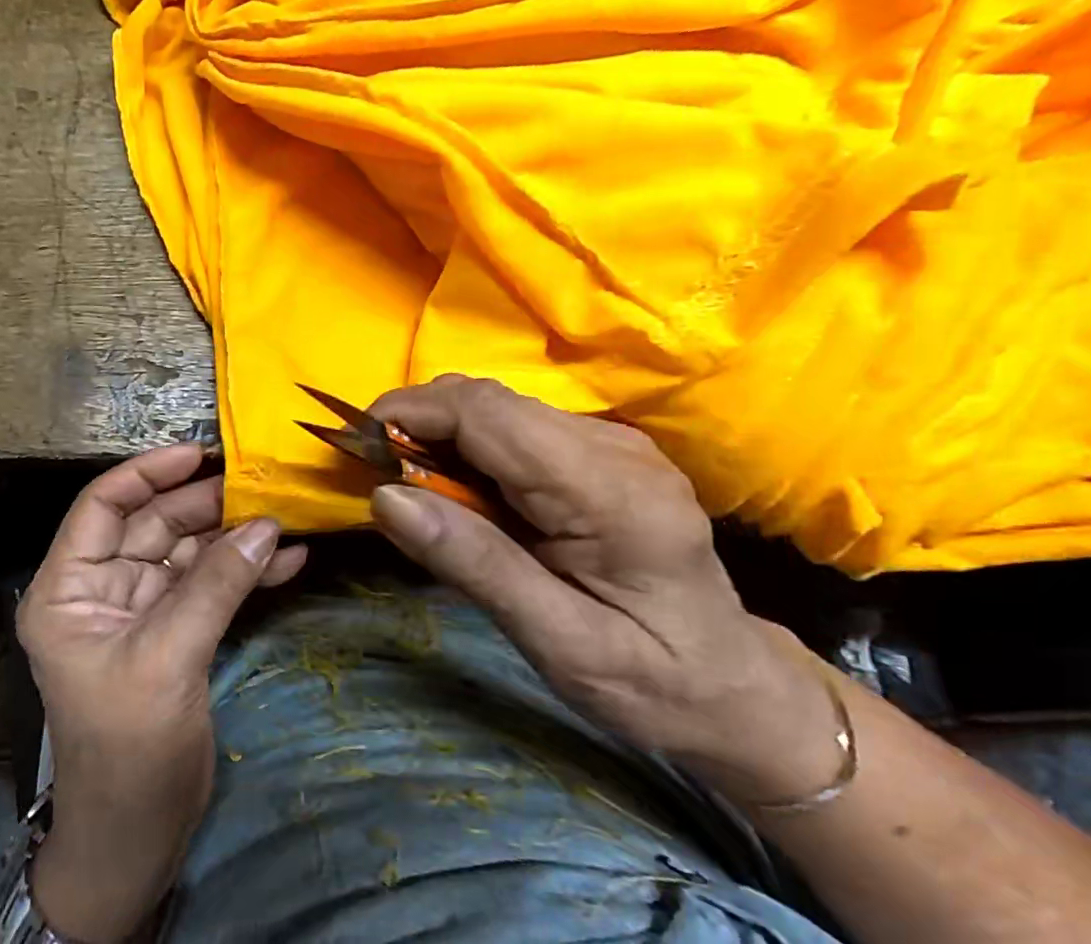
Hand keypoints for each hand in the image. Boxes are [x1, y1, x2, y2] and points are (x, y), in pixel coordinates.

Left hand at [17, 442, 305, 941]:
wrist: (138, 831)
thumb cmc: (127, 746)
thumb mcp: (166, 658)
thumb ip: (215, 587)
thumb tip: (268, 525)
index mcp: (70, 588)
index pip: (102, 506)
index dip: (147, 474)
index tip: (199, 453)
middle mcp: (104, 589)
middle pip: (155, 525)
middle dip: (206, 505)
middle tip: (262, 487)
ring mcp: (145, 610)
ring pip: (191, 553)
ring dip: (235, 537)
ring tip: (285, 520)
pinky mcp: (180, 631)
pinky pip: (213, 587)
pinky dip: (248, 573)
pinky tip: (289, 562)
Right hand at [366, 375, 842, 807]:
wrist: (733, 688)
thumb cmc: (653, 685)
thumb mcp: (559, 644)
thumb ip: (476, 565)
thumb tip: (386, 496)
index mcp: (611, 493)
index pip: (490, 415)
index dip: (413, 413)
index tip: (356, 446)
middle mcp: (616, 448)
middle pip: (491, 402)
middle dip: (419, 424)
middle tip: (376, 477)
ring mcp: (615, 444)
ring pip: (500, 411)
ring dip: (441, 438)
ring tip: (412, 492)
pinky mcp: (605, 454)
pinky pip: (518, 432)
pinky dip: (471, 452)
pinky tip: (463, 499)